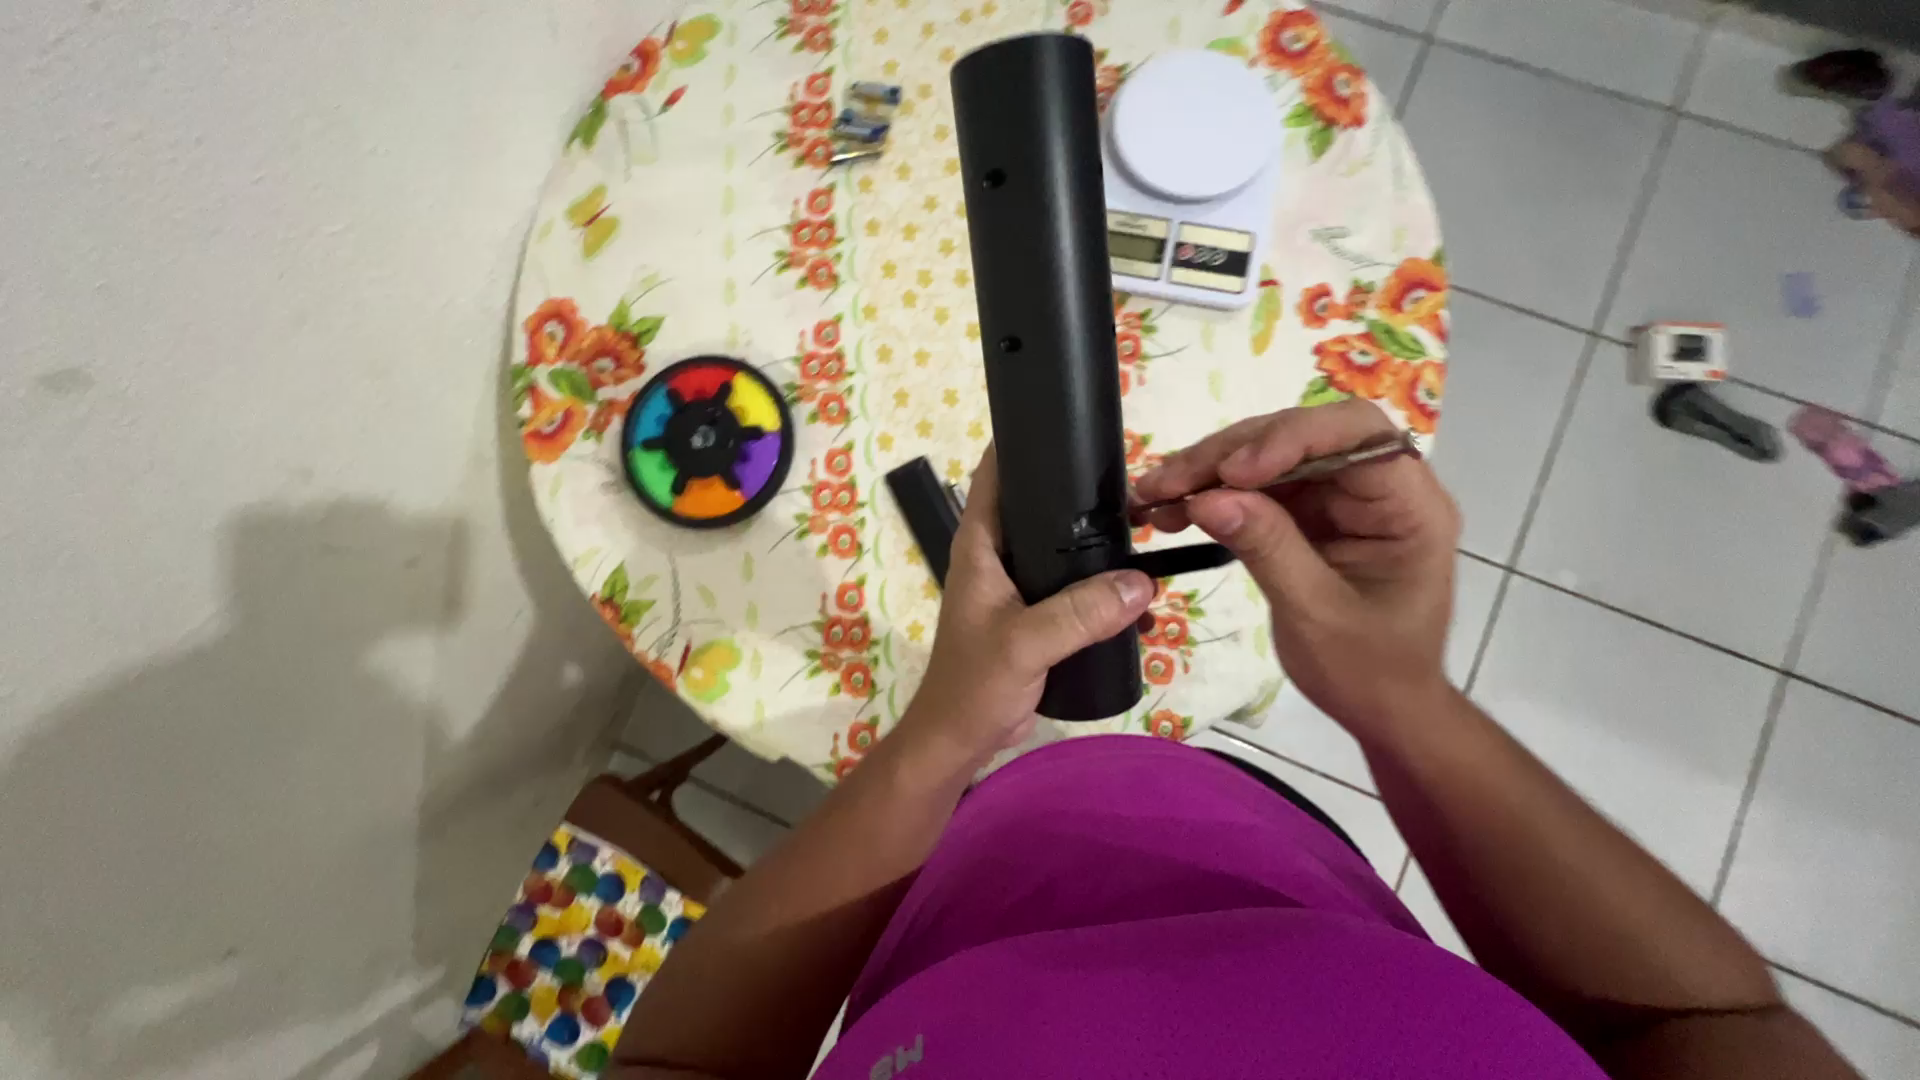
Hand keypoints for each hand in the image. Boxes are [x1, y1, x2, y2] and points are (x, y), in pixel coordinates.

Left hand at [901, 446, 1155, 765]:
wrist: (962, 738)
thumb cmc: (975, 684)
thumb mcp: (1026, 644)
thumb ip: (1079, 613)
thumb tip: (1142, 582)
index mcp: (981, 544)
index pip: (998, 472)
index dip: (1027, 442)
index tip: (1076, 426)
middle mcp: (998, 554)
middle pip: (1042, 506)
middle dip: (1083, 496)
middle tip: (1136, 489)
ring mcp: (1018, 584)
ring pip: (1063, 548)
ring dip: (1099, 545)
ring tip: (1147, 534)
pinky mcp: (1036, 614)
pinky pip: (1074, 587)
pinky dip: (1102, 585)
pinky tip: (1137, 592)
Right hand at [1132, 399, 1460, 739]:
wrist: (1379, 707)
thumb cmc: (1368, 669)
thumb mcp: (1316, 613)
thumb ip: (1268, 548)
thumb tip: (1207, 499)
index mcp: (1408, 504)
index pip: (1356, 435)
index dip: (1291, 438)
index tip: (1232, 472)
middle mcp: (1374, 487)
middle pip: (1300, 437)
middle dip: (1228, 455)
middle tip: (1166, 483)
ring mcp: (1335, 498)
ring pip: (1266, 457)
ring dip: (1206, 471)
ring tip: (1153, 494)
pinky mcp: (1304, 514)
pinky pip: (1252, 490)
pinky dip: (1208, 496)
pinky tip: (1169, 510)